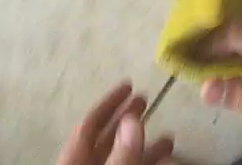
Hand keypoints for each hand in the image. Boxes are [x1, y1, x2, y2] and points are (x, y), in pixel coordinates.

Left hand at [57, 82, 174, 164]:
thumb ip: (121, 153)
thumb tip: (133, 118)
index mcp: (72, 161)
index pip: (87, 125)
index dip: (108, 102)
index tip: (129, 83)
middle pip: (106, 140)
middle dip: (128, 119)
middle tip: (146, 99)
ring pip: (121, 158)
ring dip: (145, 145)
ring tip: (168, 136)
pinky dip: (145, 161)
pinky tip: (166, 156)